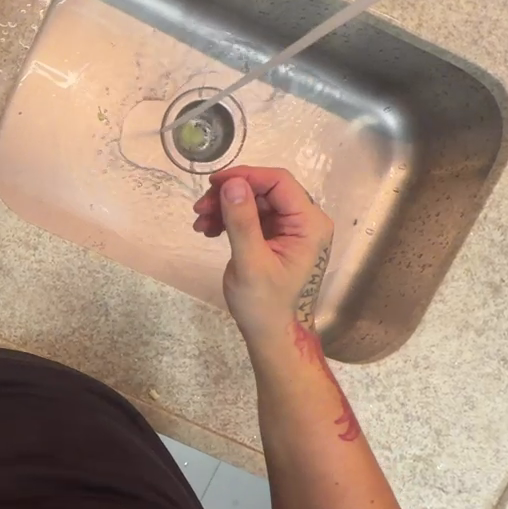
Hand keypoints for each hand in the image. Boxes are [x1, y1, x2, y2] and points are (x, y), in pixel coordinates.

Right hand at [191, 166, 334, 340]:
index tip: (213, 184)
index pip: (278, 182)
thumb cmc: (264, 303)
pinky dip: (228, 219)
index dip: (245, 177)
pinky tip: (208, 230)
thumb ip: (242, 222)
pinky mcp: (274, 237)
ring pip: (253, 202)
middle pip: (264, 190)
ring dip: (224, 208)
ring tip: (199, 223)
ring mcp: (289, 229)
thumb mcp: (251, 262)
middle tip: (199, 208)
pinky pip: (250, 217)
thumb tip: (232, 184)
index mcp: (309, 223)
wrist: (270, 332)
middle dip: (229, 195)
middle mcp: (303, 221)